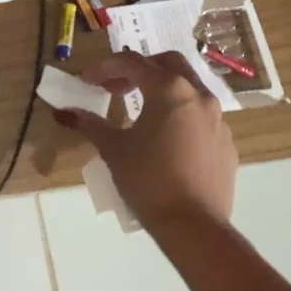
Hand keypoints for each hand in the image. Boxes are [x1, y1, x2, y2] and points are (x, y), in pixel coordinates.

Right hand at [53, 51, 237, 236]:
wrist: (194, 226)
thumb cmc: (148, 179)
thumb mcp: (113, 148)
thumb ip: (90, 124)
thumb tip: (64, 113)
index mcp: (169, 89)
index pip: (132, 63)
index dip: (104, 68)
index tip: (86, 81)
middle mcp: (198, 95)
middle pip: (167, 63)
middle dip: (139, 68)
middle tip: (116, 87)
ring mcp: (218, 119)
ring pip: (189, 88)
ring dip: (162, 89)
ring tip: (140, 110)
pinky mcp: (226, 144)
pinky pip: (201, 116)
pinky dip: (180, 114)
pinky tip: (165, 139)